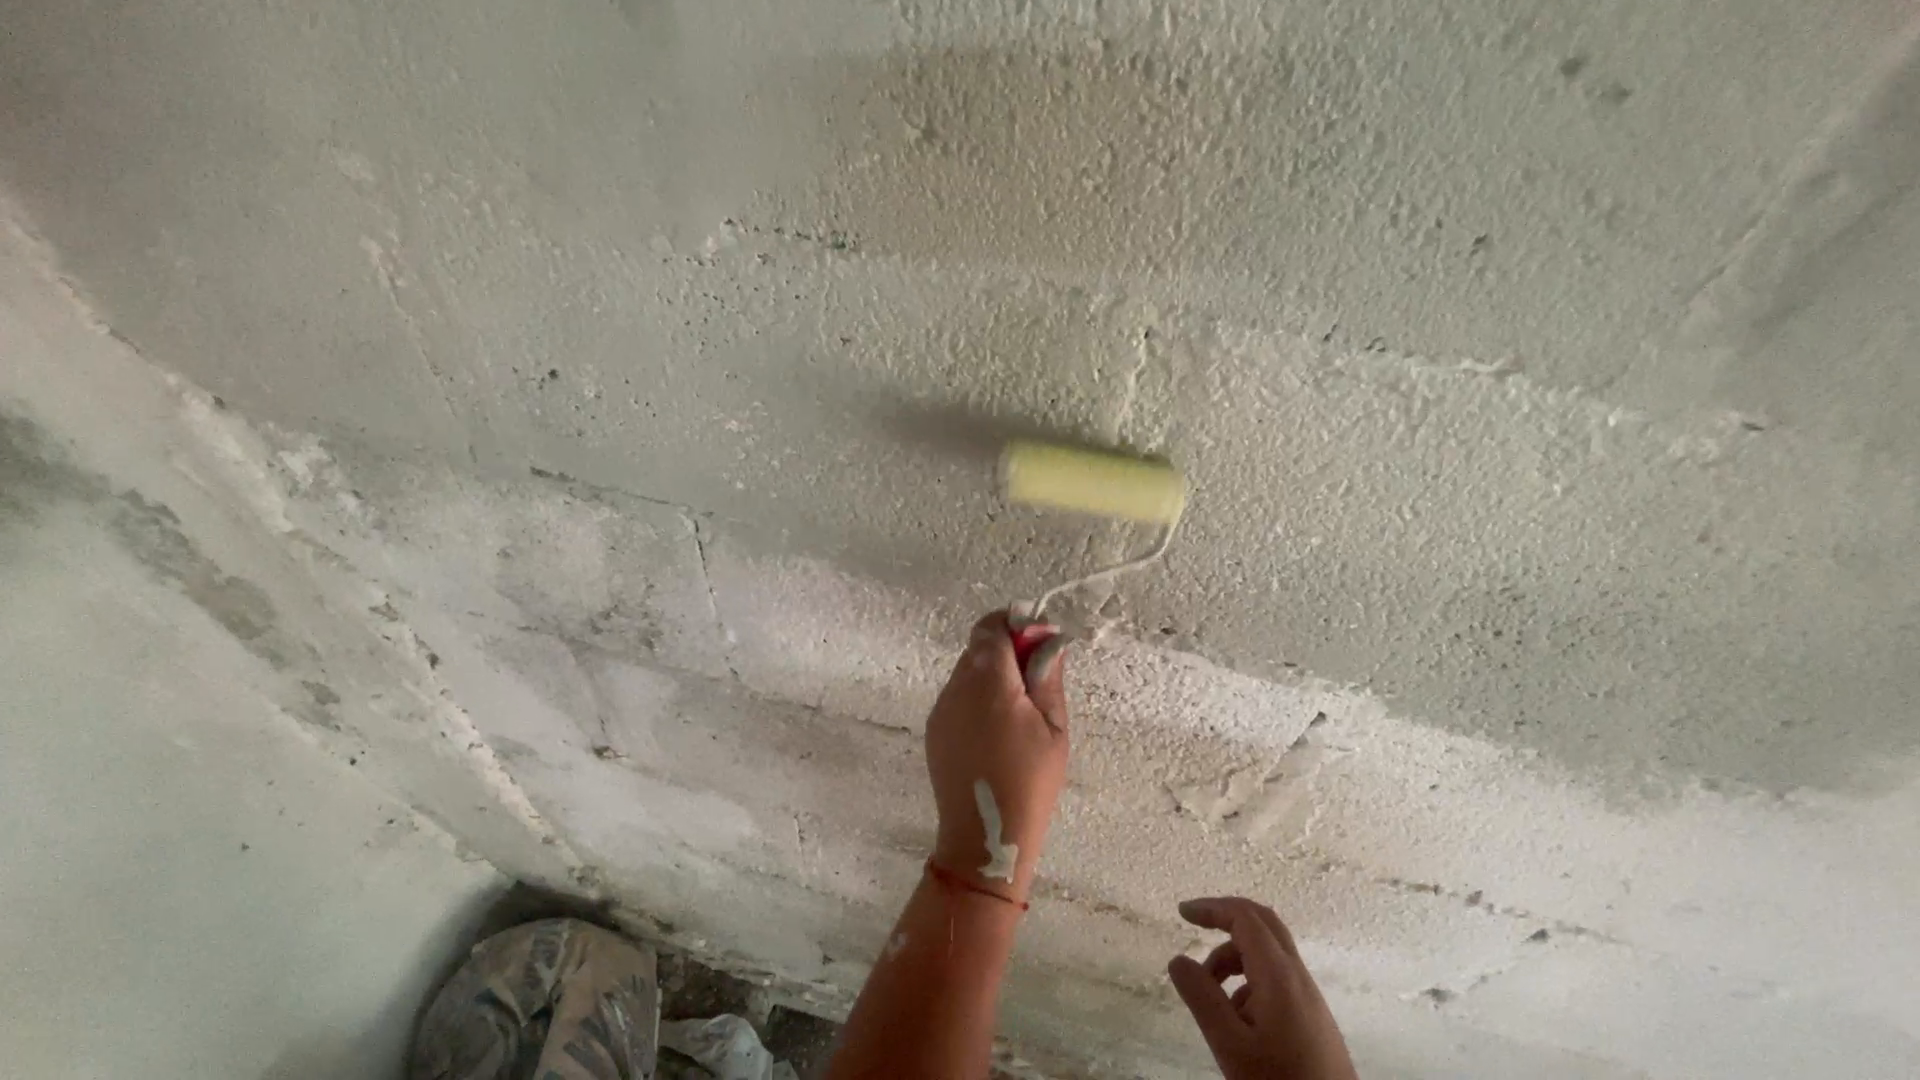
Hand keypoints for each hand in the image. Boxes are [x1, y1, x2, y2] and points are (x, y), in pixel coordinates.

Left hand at [925, 611, 1069, 901]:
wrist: (984, 838)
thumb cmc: (1030, 782)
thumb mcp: (1053, 728)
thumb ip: (1047, 677)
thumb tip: (1047, 640)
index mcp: (988, 682)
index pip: (991, 627)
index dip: (1016, 624)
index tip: (1041, 641)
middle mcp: (956, 688)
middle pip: (978, 647)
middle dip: (1008, 649)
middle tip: (1037, 676)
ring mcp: (941, 709)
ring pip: (966, 670)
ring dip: (993, 673)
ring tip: (1020, 708)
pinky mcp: (935, 729)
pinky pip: (957, 696)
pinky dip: (978, 696)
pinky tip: (998, 727)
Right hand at [1167, 898, 1358, 1079]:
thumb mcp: (1229, 1044)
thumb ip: (1202, 998)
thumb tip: (1179, 959)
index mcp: (1279, 975)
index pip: (1245, 918)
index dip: (1212, 908)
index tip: (1182, 913)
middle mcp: (1298, 976)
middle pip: (1263, 923)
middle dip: (1226, 919)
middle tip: (1195, 926)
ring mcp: (1309, 997)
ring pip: (1268, 954)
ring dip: (1234, 958)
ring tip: (1211, 994)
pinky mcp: (1313, 1017)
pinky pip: (1277, 979)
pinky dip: (1249, 980)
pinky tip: (1237, 1019)